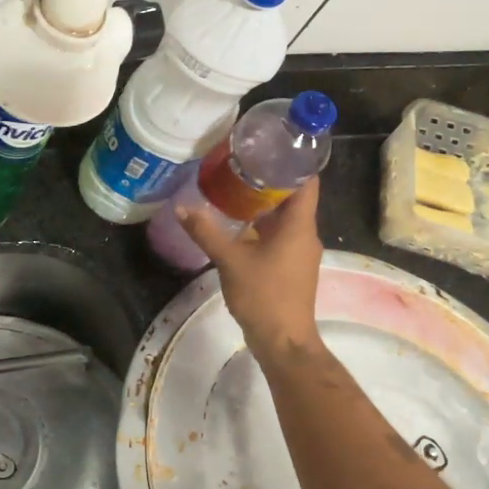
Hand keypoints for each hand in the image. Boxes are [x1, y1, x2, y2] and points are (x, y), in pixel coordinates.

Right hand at [179, 177, 324, 353]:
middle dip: (269, 181)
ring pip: (285, 219)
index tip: (267, 147)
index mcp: (299, 226)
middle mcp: (305, 235)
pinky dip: (262, 227)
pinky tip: (238, 227)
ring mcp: (300, 253)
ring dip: (263, 206)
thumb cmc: (264, 295)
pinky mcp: (291, 267)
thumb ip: (206, 232)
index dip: (292, 161)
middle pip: (294, 198)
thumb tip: (182, 207)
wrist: (283, 340)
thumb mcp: (230, 261)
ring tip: (234, 191)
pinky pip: (280, 237)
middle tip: (240, 166)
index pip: (306, 181)